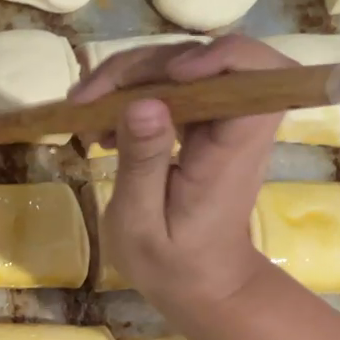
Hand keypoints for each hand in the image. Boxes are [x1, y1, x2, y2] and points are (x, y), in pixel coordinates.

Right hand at [70, 34, 287, 315]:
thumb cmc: (170, 261)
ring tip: (84, 114)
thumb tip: (142, 103)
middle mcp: (238, 122)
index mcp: (234, 146)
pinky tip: (103, 127)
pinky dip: (132, 98)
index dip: (215, 59)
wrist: (200, 281)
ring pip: (183, 70)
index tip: (164, 79)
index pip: (256, 73)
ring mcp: (222, 121)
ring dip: (128, 81)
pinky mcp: (204, 125)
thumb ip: (143, 162)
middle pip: (205, 61)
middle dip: (141, 68)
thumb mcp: (140, 221)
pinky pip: (173, 92)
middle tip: (84, 100)